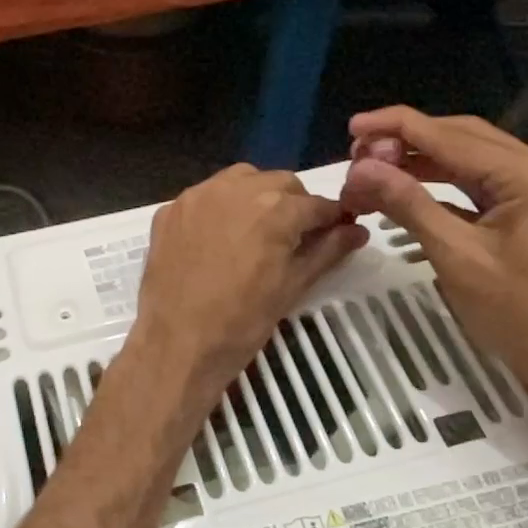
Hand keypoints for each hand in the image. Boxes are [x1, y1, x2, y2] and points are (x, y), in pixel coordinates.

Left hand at [132, 164, 365, 399]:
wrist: (177, 346)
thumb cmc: (242, 323)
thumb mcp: (292, 287)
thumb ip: (327, 251)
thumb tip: (358, 231)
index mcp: (276, 208)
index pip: (316, 204)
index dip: (331, 218)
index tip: (337, 231)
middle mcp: (237, 189)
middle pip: (279, 184)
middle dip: (293, 205)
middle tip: (294, 238)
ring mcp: (198, 197)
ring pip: (240, 181)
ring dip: (256, 198)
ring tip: (255, 234)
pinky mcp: (169, 211)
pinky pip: (204, 198)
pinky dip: (219, 210)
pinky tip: (218, 241)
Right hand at [340, 106, 527, 400]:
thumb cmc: (521, 315)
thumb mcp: (458, 259)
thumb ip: (410, 206)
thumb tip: (362, 169)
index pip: (451, 137)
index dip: (398, 128)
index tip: (352, 126)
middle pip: (464, 138)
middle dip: (409, 140)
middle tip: (358, 151)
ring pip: (472, 160)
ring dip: (424, 161)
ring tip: (376, 169)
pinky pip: (482, 186)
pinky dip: (444, 185)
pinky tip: (411, 191)